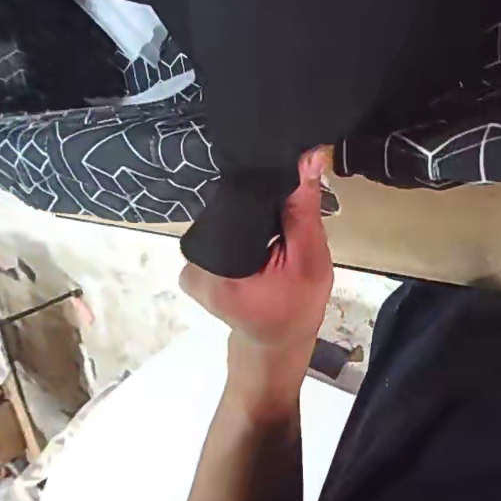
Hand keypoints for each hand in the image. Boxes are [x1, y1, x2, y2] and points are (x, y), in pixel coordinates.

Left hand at [179, 147, 334, 415]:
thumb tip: (307, 156)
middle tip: (288, 215)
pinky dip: (243, 230)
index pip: (241, 202)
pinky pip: (221, 232)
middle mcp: (193, 258)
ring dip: (254, 217)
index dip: (268, 189)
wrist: (275, 344)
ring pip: (227, 218)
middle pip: (232, 208)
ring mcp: (189, 263)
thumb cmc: (296, 308)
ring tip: (275, 227)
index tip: (291, 187)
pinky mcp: (193, 265)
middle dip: (262, 206)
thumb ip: (304, 209)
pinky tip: (261, 239)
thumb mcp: (310, 259)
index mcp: (218, 262)